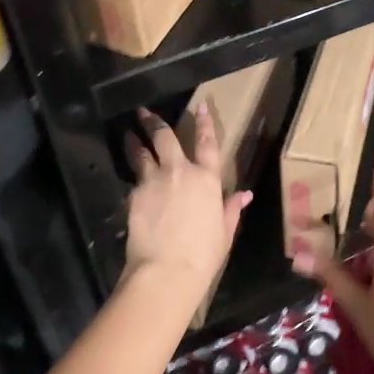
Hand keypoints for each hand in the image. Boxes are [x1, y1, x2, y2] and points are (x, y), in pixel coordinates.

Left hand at [122, 105, 252, 300]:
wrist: (166, 270)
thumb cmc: (203, 254)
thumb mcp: (224, 231)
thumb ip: (231, 208)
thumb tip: (245, 195)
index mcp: (206, 179)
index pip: (207, 142)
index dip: (205, 122)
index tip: (201, 104)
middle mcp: (179, 171)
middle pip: (165, 138)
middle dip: (154, 122)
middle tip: (143, 111)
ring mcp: (153, 181)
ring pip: (141, 153)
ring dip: (134, 142)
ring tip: (128, 134)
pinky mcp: (134, 195)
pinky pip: (135, 181)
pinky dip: (134, 178)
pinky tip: (131, 180)